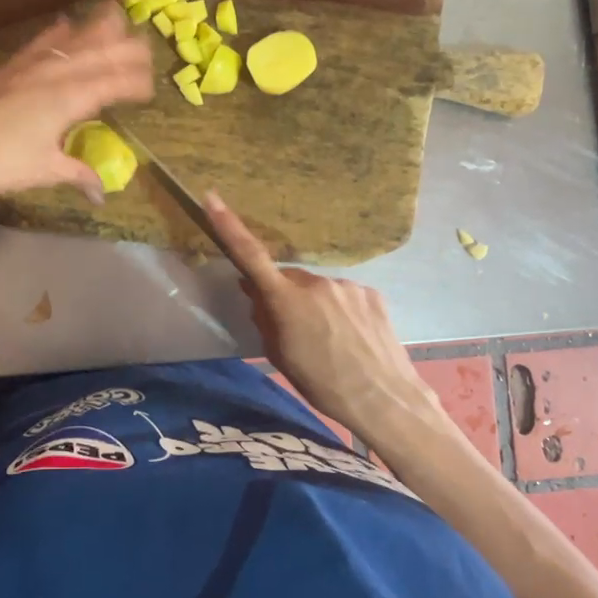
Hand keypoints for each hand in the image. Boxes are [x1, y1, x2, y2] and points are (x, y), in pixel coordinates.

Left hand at [0, 4, 153, 217]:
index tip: (151, 88)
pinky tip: (68, 25)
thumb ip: (79, 174)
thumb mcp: (47, 171)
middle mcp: (54, 75)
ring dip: (97, 30)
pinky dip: (58, 34)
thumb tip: (101, 195)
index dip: (136, 83)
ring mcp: (31, 66)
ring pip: (73, 41)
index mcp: (69, 100)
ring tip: (118, 18)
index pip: (113, 83)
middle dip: (127, 51)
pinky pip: (41, 43)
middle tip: (147, 52)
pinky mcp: (10, 67)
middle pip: (100, 54)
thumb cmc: (3, 166)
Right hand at [205, 191, 437, 429]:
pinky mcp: (371, 294)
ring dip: (314, 306)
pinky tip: (350, 338)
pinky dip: (339, 312)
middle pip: (288, 281)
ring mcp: (347, 287)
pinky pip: (343, 297)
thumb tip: (256, 294)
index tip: (212, 198)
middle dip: (284, 296)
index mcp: (287, 301)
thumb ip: (265, 320)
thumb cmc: (323, 385)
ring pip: (317, 289)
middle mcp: (316, 283)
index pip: (251, 257)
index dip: (229, 227)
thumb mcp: (281, 357)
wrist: (385, 399)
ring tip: (327, 342)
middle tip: (291, 331)